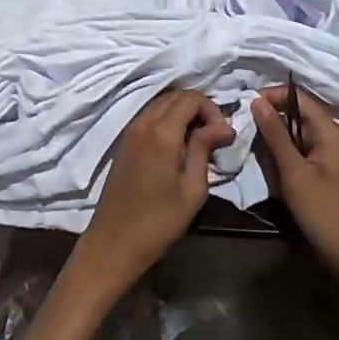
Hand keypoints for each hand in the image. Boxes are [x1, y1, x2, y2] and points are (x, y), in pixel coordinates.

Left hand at [78, 90, 234, 286]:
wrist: (114, 244)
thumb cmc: (158, 222)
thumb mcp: (193, 189)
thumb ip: (205, 148)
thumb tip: (224, 126)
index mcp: (162, 132)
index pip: (191, 98)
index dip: (212, 109)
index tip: (222, 135)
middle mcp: (144, 122)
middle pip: (176, 95)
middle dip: (199, 108)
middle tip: (214, 135)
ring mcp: (131, 130)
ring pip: (162, 103)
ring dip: (183, 112)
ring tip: (198, 140)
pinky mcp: (124, 141)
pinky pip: (150, 115)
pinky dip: (167, 119)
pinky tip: (178, 144)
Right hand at [253, 85, 338, 278]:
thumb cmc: (323, 210)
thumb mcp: (294, 171)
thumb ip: (275, 134)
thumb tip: (257, 101)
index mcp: (328, 130)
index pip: (299, 98)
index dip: (273, 95)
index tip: (246, 102)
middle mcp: (328, 137)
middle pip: (295, 115)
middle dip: (270, 119)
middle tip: (244, 127)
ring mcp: (324, 155)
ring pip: (292, 136)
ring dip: (273, 142)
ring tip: (254, 149)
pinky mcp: (318, 172)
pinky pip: (295, 153)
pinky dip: (280, 157)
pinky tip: (269, 168)